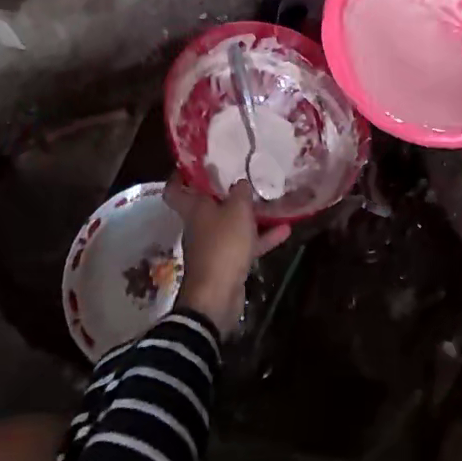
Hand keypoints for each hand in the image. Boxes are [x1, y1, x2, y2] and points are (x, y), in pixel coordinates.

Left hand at [164, 178, 291, 333]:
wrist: (217, 296)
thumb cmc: (222, 244)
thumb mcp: (237, 211)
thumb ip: (240, 192)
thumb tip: (239, 181)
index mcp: (193, 207)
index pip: (175, 188)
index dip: (181, 175)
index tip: (195, 164)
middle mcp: (199, 224)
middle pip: (207, 204)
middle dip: (225, 192)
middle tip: (243, 177)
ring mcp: (213, 245)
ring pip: (230, 224)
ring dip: (250, 215)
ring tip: (271, 201)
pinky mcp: (227, 263)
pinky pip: (245, 244)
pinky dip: (262, 238)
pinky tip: (285, 230)